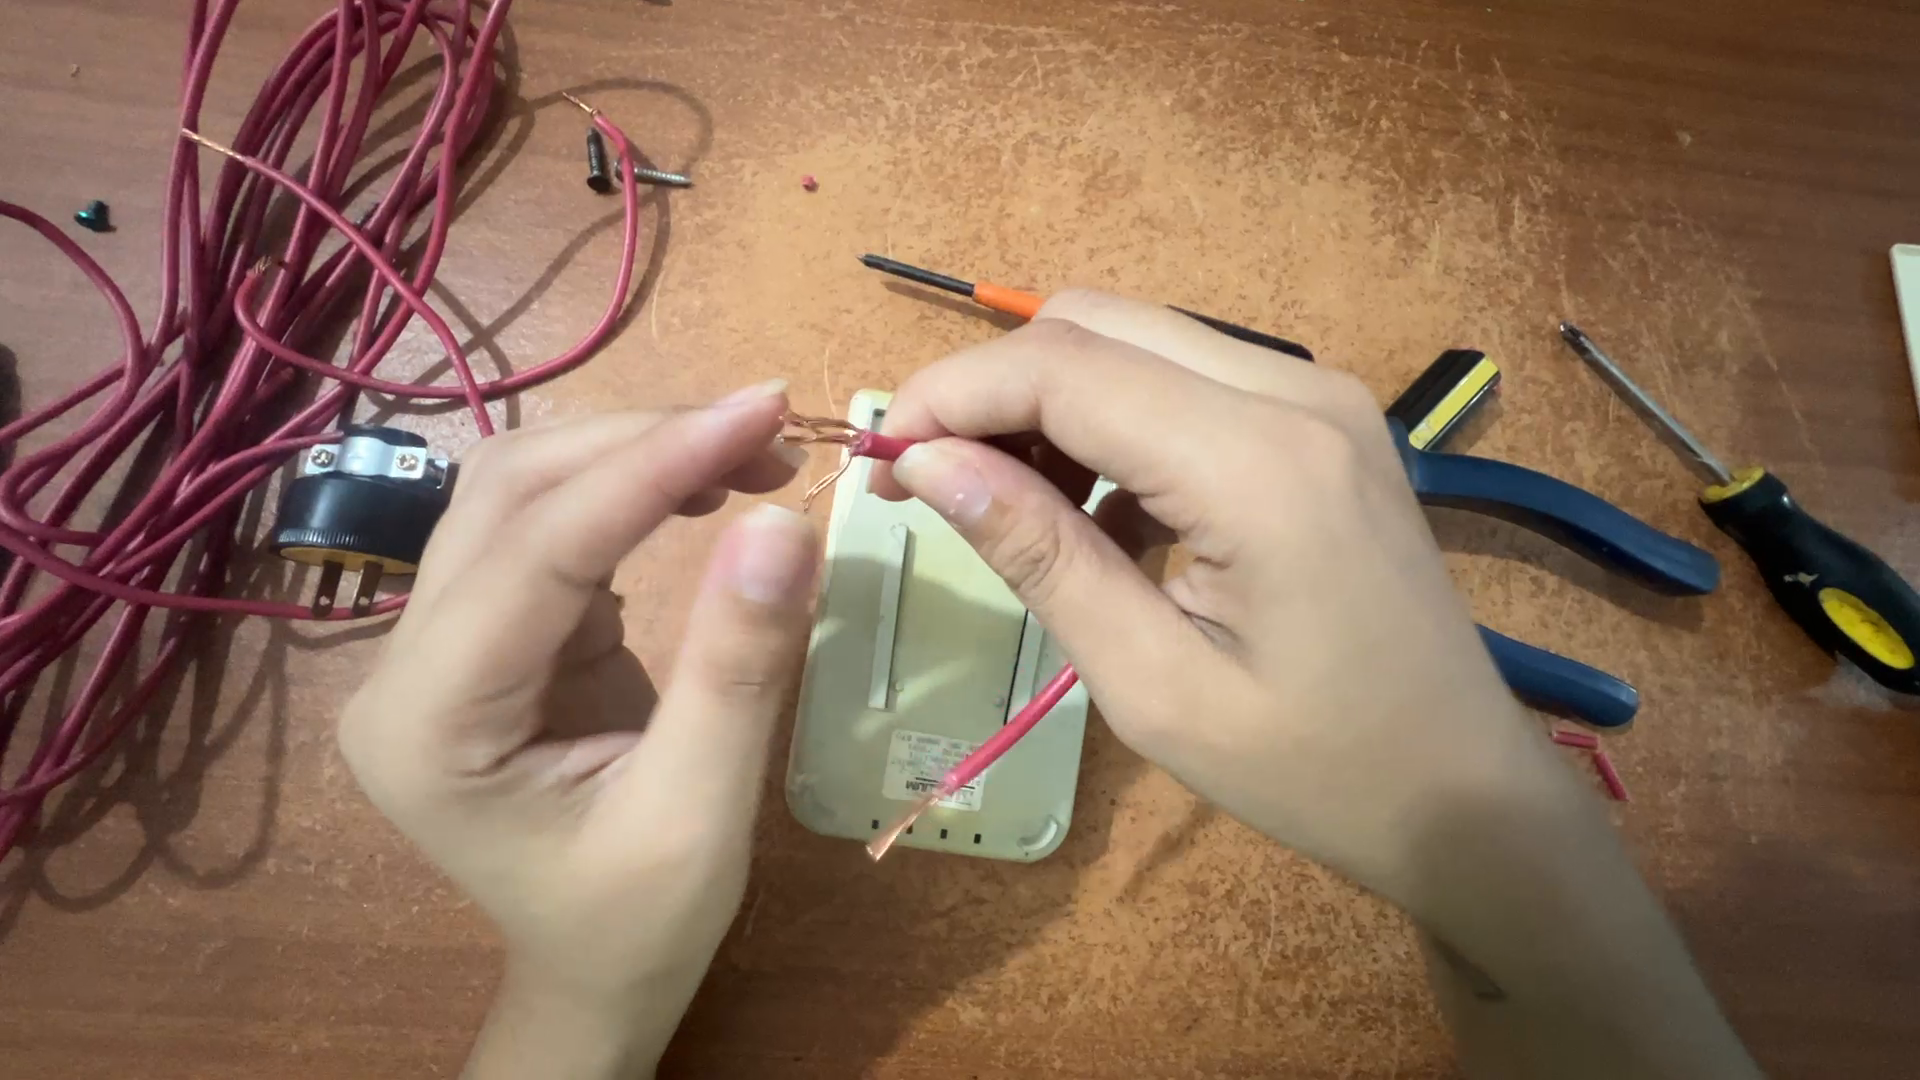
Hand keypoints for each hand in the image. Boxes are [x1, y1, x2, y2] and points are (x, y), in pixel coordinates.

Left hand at [337, 383, 818, 1078]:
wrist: (599, 969)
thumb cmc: (644, 917)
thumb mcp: (702, 807)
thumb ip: (735, 666)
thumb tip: (785, 524)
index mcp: (430, 719)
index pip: (542, 547)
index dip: (656, 466)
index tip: (764, 410)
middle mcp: (410, 659)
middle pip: (516, 490)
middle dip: (649, 440)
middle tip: (772, 426)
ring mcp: (447, 638)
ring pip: (530, 488)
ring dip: (642, 449)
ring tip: (750, 450)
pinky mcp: (501, 629)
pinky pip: (559, 522)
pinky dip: (637, 485)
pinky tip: (702, 488)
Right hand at [874, 291, 1533, 894]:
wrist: (1461, 792)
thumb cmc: (1309, 766)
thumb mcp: (1148, 682)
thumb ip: (1039, 555)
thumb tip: (928, 464)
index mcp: (1258, 464)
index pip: (1063, 369)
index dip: (951, 396)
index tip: (882, 453)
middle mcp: (1294, 392)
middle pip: (1091, 326)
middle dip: (988, 389)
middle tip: (930, 479)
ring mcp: (1313, 394)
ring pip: (1129, 341)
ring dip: (1042, 403)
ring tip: (1005, 504)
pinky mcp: (1312, 417)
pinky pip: (1175, 377)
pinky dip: (1102, 419)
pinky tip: (1090, 506)